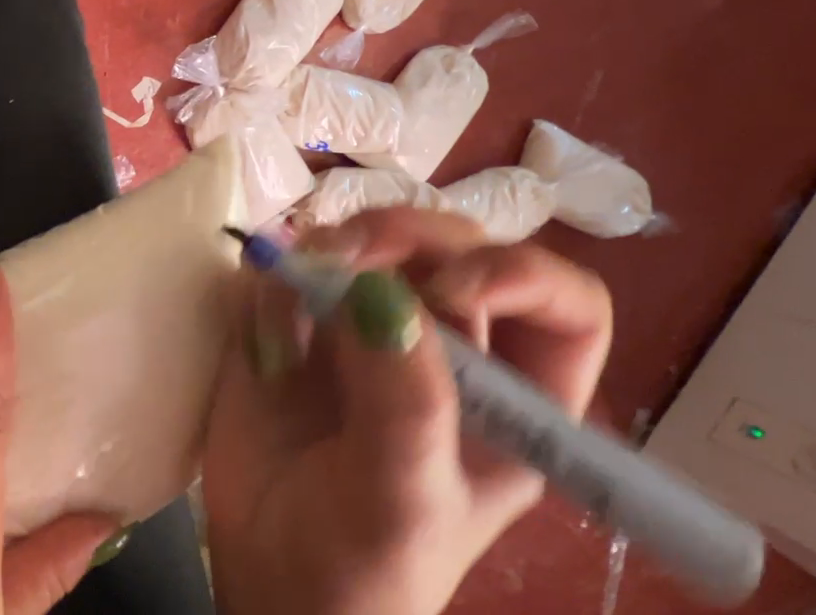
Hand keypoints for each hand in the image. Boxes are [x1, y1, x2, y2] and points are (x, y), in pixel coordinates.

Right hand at [201, 209, 612, 614]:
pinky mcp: (289, 328)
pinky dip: (268, 282)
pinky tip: (259, 340)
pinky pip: (284, 273)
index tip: (446, 288)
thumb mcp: (404, 497)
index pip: (556, 302)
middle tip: (342, 254)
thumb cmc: (365, 565)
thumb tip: (380, 292)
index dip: (516, 273)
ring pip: (361, 247)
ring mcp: (359, 333)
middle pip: (447, 249)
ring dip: (325, 249)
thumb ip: (405, 399)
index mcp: (512, 396)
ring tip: (289, 287)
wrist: (266, 579)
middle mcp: (441, 350)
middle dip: (400, 236)